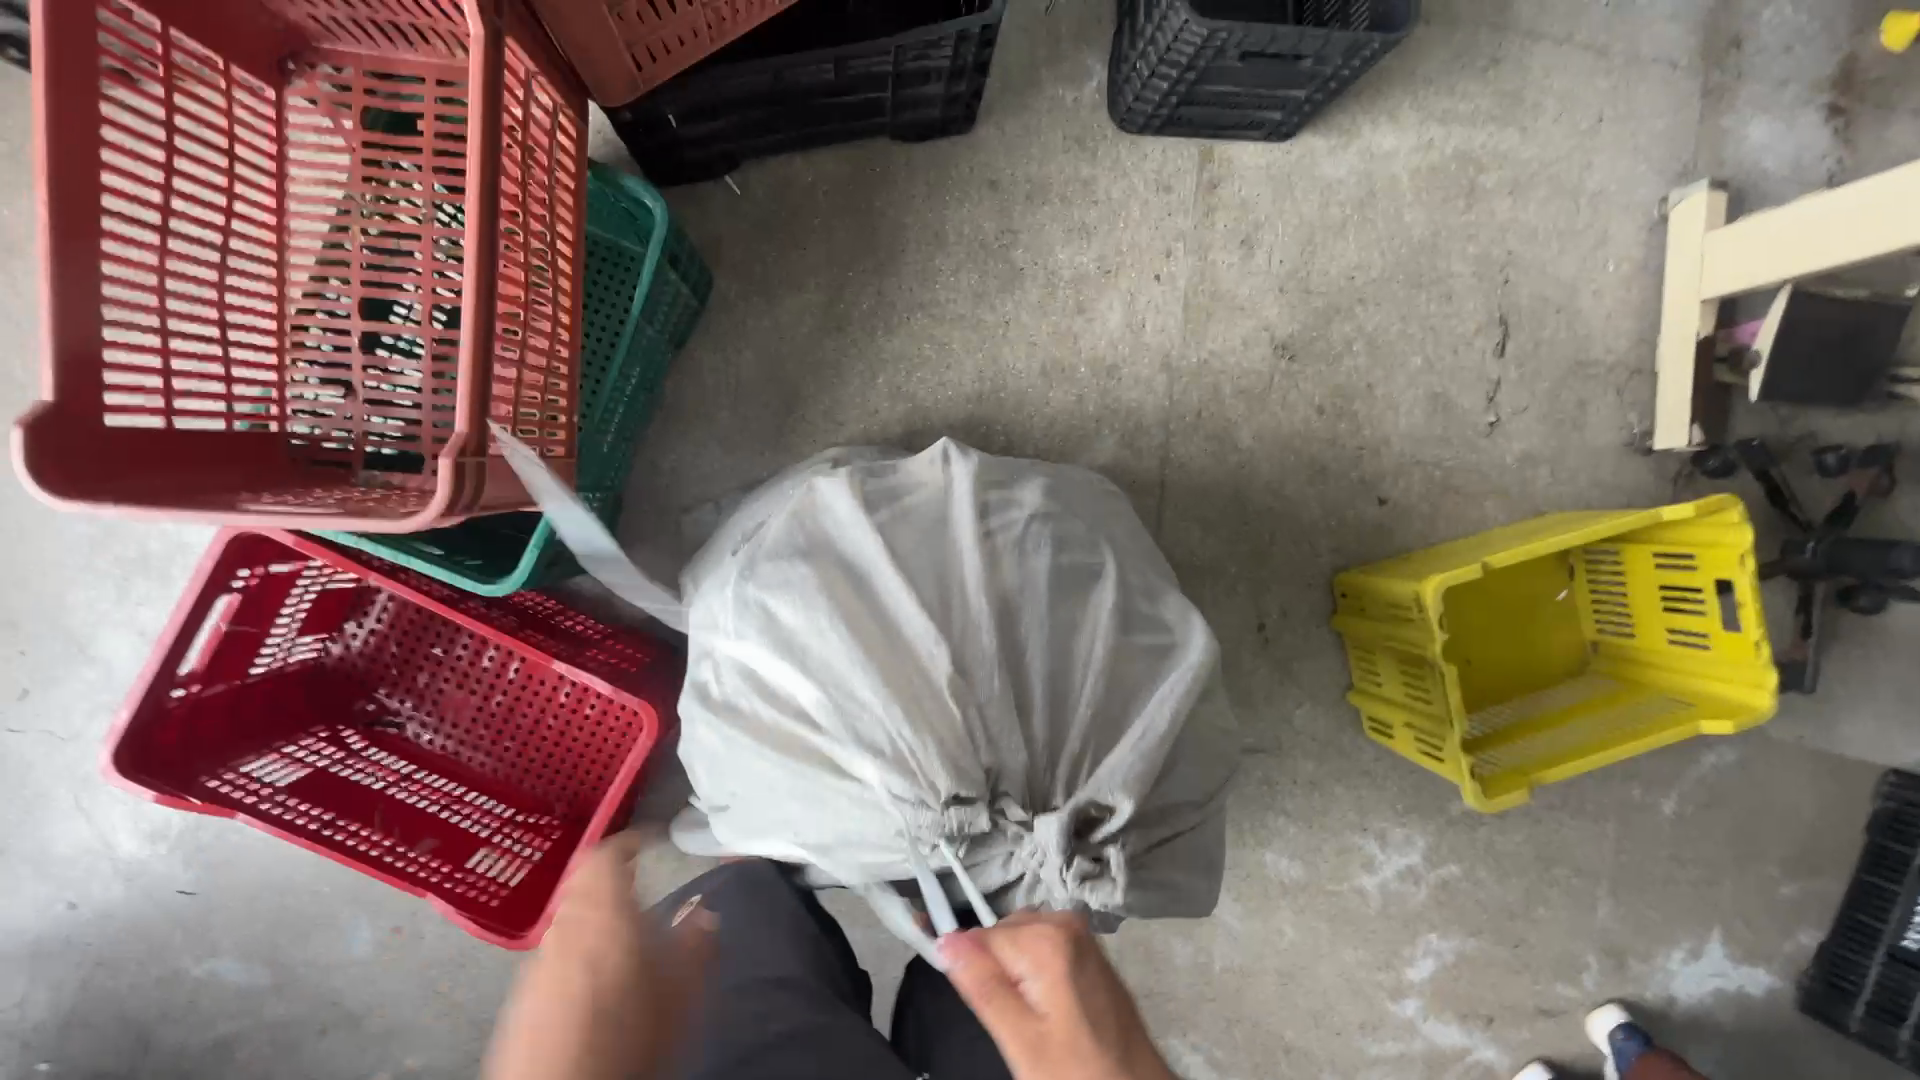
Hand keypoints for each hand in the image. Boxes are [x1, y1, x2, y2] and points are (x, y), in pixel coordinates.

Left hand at [483, 831, 715, 1079]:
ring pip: (568, 918)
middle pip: (582, 885)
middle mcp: (565, 928)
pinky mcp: (522, 998)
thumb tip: (705, 910)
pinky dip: (577, 946)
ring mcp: (538, 963)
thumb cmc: (629, 1034)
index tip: (648, 841)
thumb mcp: (682, 989)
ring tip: (622, 928)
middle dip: (611, 878)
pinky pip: (555, 952)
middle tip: (638, 880)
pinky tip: (595, 976)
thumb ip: (697, 942)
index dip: (626, 841)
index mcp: (604, 912)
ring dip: (593, 912)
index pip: (604, 855)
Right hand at [938, 911, 1175, 1079]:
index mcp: (1046, 938)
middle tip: (1017, 1023)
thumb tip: (946, 941)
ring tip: (1035, 1019)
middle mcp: (1065, 923)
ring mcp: (1081, 934)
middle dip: (997, 972)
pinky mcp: (1090, 950)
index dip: (970, 969)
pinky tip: (1050, 1010)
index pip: (979, 937)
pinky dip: (1035, 971)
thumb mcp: (1021, 1040)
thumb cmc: (1080, 1073)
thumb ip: (982, 985)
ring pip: (1019, 941)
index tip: (981, 1002)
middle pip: (1000, 935)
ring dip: (1015, 973)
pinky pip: (1043, 947)